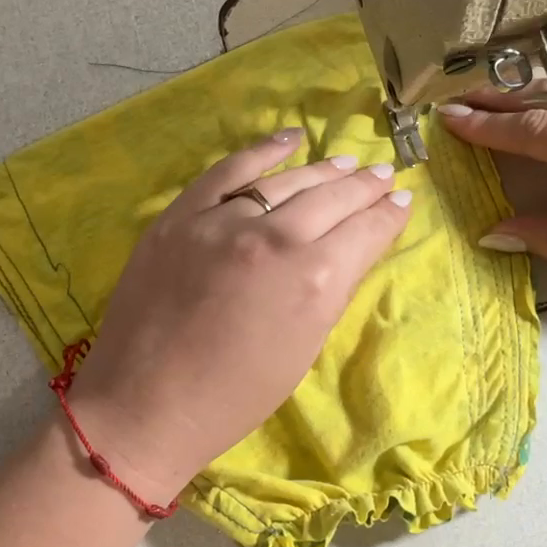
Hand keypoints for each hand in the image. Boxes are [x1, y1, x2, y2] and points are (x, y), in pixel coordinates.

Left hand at [66, 130, 411, 499]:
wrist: (144, 407)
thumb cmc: (233, 399)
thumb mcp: (301, 351)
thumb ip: (328, 291)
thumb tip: (352, 249)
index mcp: (312, 282)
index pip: (364, 232)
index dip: (388, 216)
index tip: (402, 202)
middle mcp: (273, 240)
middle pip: (331, 199)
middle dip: (364, 186)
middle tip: (384, 175)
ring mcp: (220, 222)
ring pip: (285, 181)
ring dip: (322, 170)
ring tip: (347, 163)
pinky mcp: (179, 216)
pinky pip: (227, 171)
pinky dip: (261, 151)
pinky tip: (289, 139)